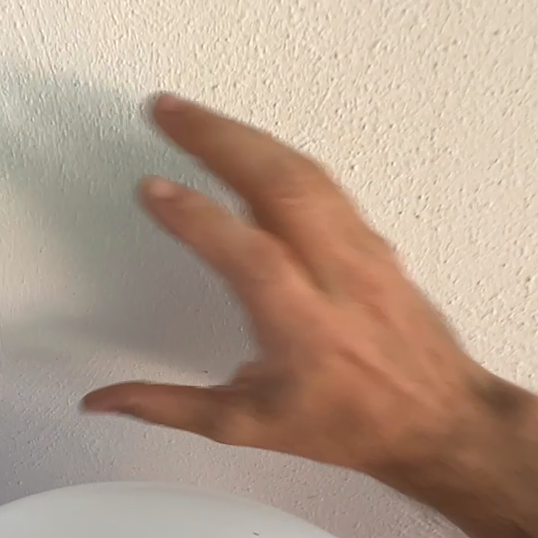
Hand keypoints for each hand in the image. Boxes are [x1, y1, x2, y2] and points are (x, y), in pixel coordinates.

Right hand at [80, 94, 537, 498]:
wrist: (440, 419)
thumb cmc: (343, 425)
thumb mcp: (243, 426)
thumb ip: (164, 406)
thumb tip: (97, 402)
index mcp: (304, 328)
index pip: (250, 258)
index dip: (198, 221)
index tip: (151, 188)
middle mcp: (338, 277)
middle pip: (283, 187)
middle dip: (219, 139)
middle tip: (164, 110)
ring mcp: (361, 251)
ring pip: (304, 173)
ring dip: (243, 135)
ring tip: (190, 113)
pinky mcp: (369, 240)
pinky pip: (319, 182)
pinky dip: (273, 152)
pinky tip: (242, 141)